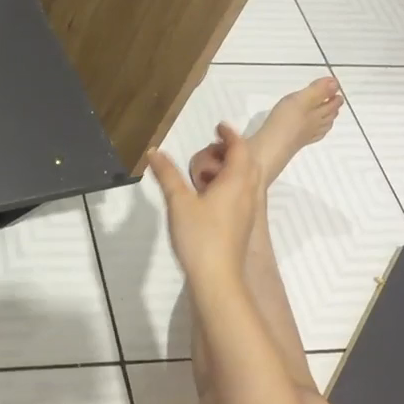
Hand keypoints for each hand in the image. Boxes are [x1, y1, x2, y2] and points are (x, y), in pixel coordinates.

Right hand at [149, 124, 261, 285]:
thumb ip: (167, 174)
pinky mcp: (243, 225)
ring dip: (234, 167)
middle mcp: (248, 193)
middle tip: (213, 146)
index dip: (230, 134)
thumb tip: (154, 151)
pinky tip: (212, 195)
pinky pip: (243, 194)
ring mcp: (248, 211)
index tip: (218, 126)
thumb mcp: (179, 201)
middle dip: (233, 149)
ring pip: (248, 180)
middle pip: (248, 162)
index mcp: (236, 181)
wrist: (217, 277)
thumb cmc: (199, 236)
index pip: (239, 149)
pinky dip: (232, 184)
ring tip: (210, 169)